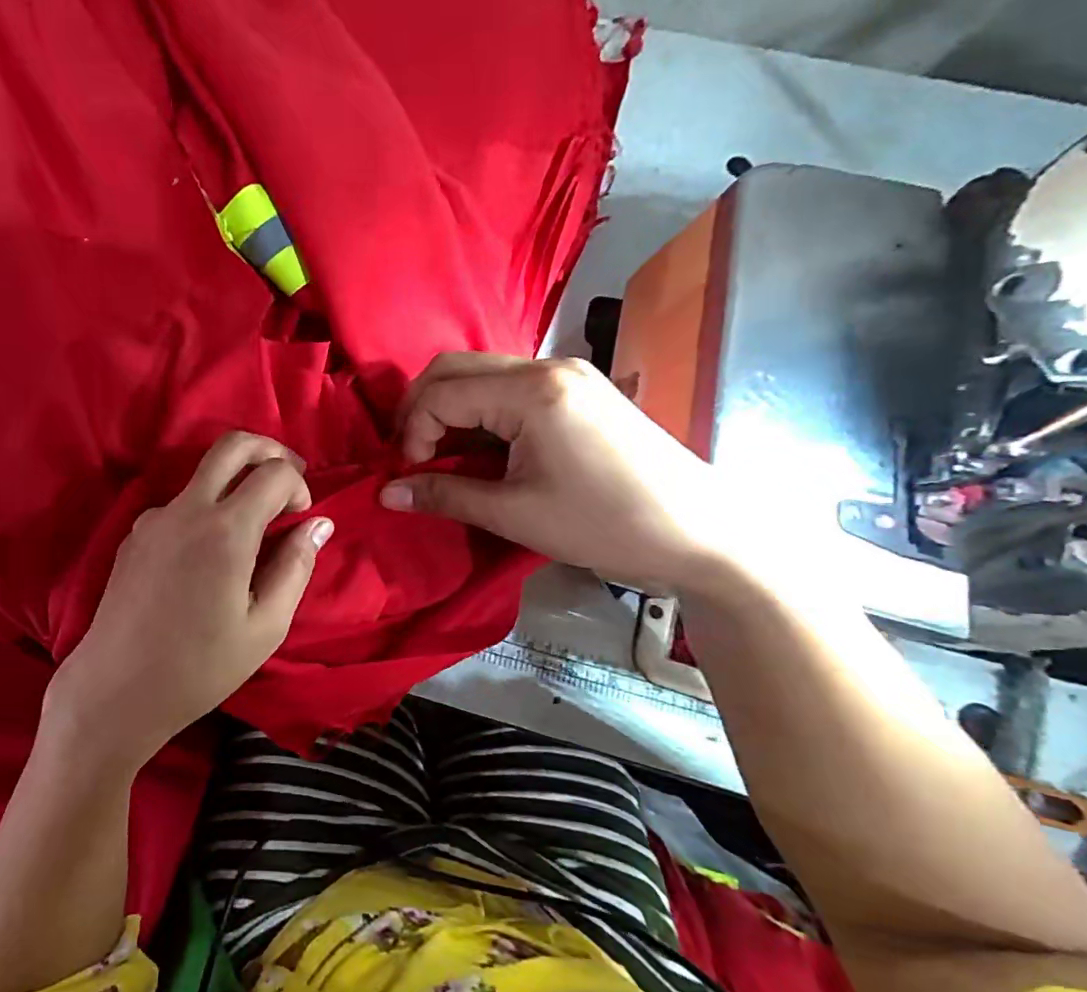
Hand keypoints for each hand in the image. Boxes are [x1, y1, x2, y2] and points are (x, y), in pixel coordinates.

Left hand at [45, 432, 333, 772]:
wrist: (118, 688)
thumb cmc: (200, 668)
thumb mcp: (266, 626)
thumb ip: (295, 567)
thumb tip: (318, 524)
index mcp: (225, 531)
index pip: (274, 472)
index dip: (298, 485)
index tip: (302, 517)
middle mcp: (186, 510)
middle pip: (231, 445)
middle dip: (269, 451)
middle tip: (288, 480)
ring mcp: (153, 519)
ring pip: (202, 473)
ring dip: (235, 481)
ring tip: (252, 528)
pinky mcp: (135, 535)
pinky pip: (180, 505)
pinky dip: (206, 510)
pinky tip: (210, 558)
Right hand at [378, 353, 756, 595]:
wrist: (700, 531)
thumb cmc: (604, 524)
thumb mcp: (514, 514)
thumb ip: (445, 494)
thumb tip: (386, 493)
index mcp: (531, 391)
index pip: (441, 392)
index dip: (412, 434)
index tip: (412, 476)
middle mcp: (547, 365)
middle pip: (456, 367)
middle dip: (420, 410)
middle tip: (413, 458)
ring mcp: (568, 373)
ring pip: (482, 375)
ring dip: (451, 411)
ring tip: (443, 459)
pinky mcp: (581, 390)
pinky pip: (511, 388)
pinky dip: (482, 414)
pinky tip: (482, 451)